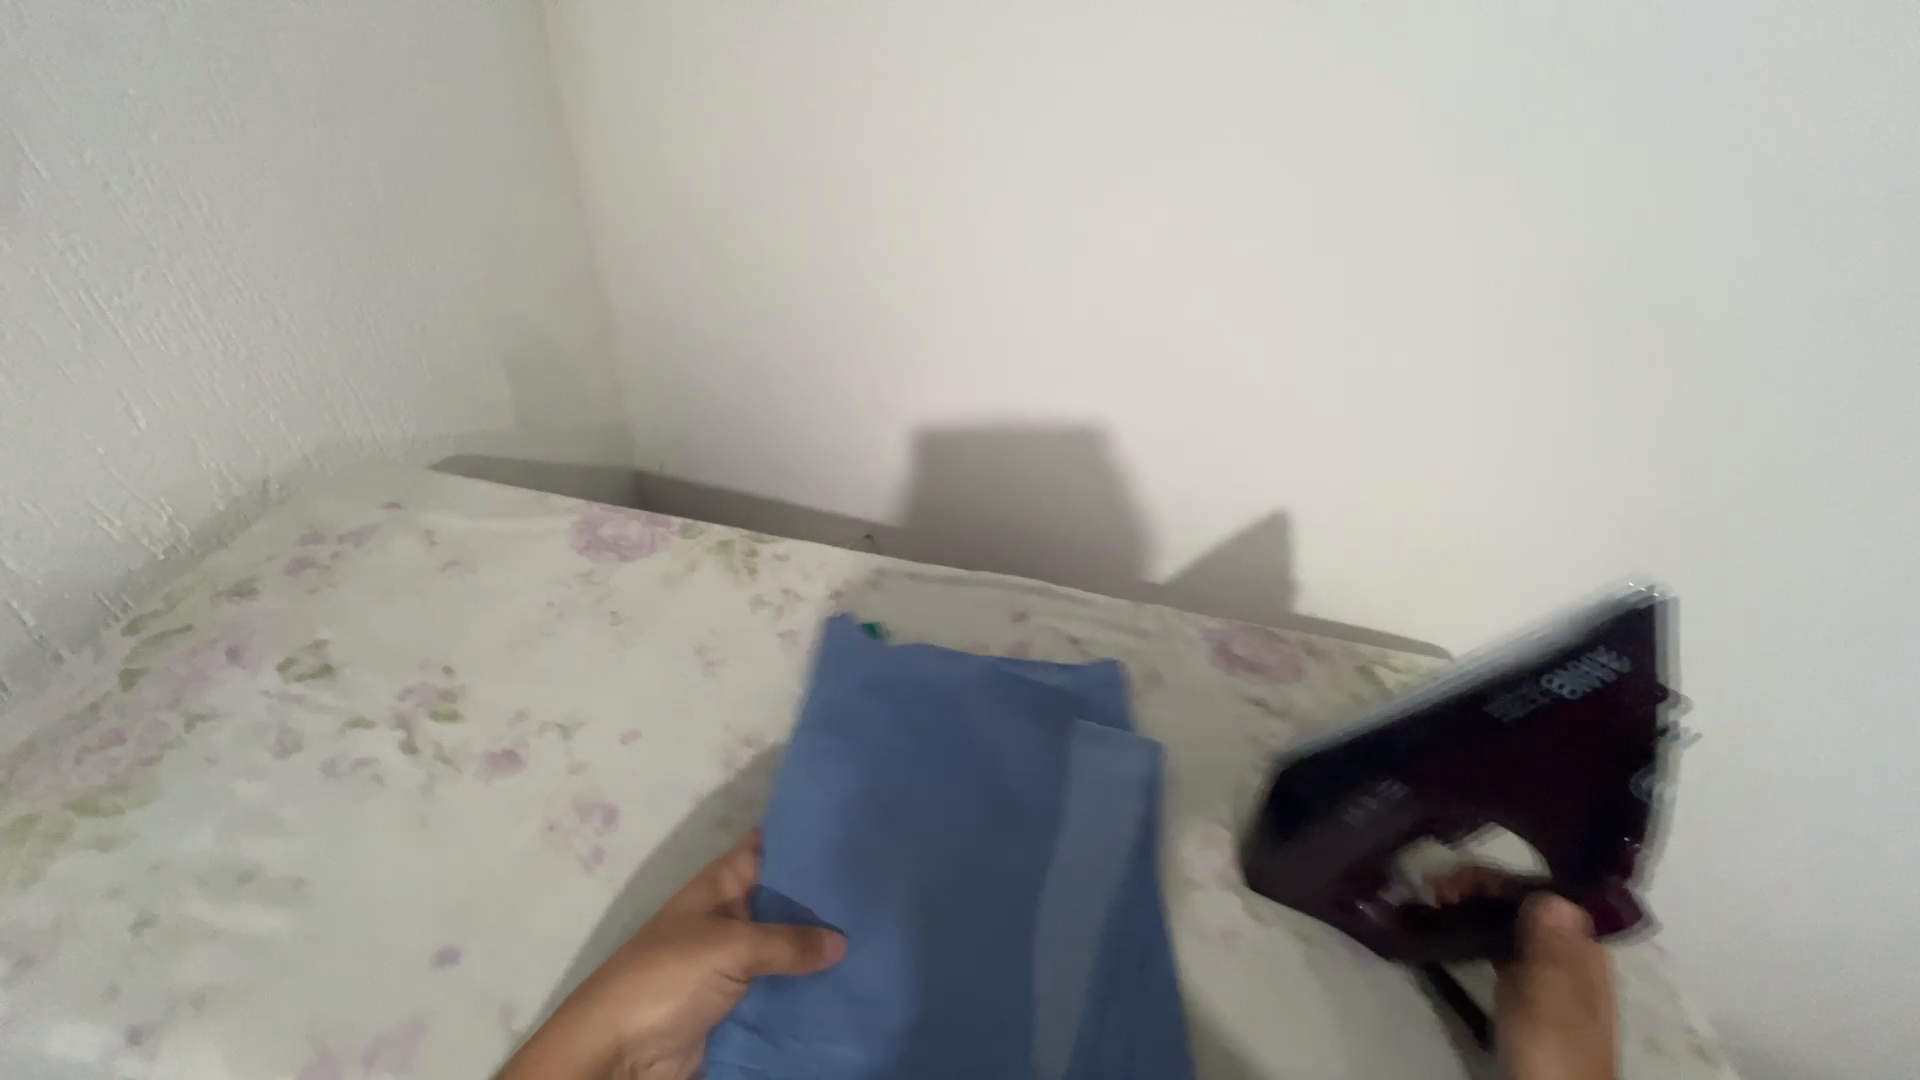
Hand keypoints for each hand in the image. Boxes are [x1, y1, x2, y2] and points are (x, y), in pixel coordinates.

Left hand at [498, 830, 846, 1079]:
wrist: (619, 1056)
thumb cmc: (668, 976)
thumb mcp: (731, 947)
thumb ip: (788, 942)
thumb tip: (841, 942)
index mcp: (722, 884)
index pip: (769, 846)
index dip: (804, 836)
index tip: (851, 830)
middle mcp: (733, 915)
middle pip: (785, 898)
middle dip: (824, 896)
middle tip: (879, 884)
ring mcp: (736, 960)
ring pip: (787, 945)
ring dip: (820, 946)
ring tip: (877, 931)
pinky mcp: (741, 1002)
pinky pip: (782, 987)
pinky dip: (809, 986)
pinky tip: (851, 978)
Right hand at [1429, 868, 1616, 1079]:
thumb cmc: (1550, 1051)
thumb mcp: (1549, 1002)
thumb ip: (1553, 953)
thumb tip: (1553, 896)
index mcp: (1582, 953)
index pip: (1545, 891)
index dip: (1500, 877)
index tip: (1455, 876)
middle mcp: (1567, 954)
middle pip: (1525, 902)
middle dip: (1478, 886)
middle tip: (1432, 887)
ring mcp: (1545, 971)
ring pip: (1509, 919)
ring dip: (1472, 902)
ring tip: (1432, 898)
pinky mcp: (1524, 988)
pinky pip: (1499, 941)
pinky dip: (1473, 926)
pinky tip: (1448, 927)